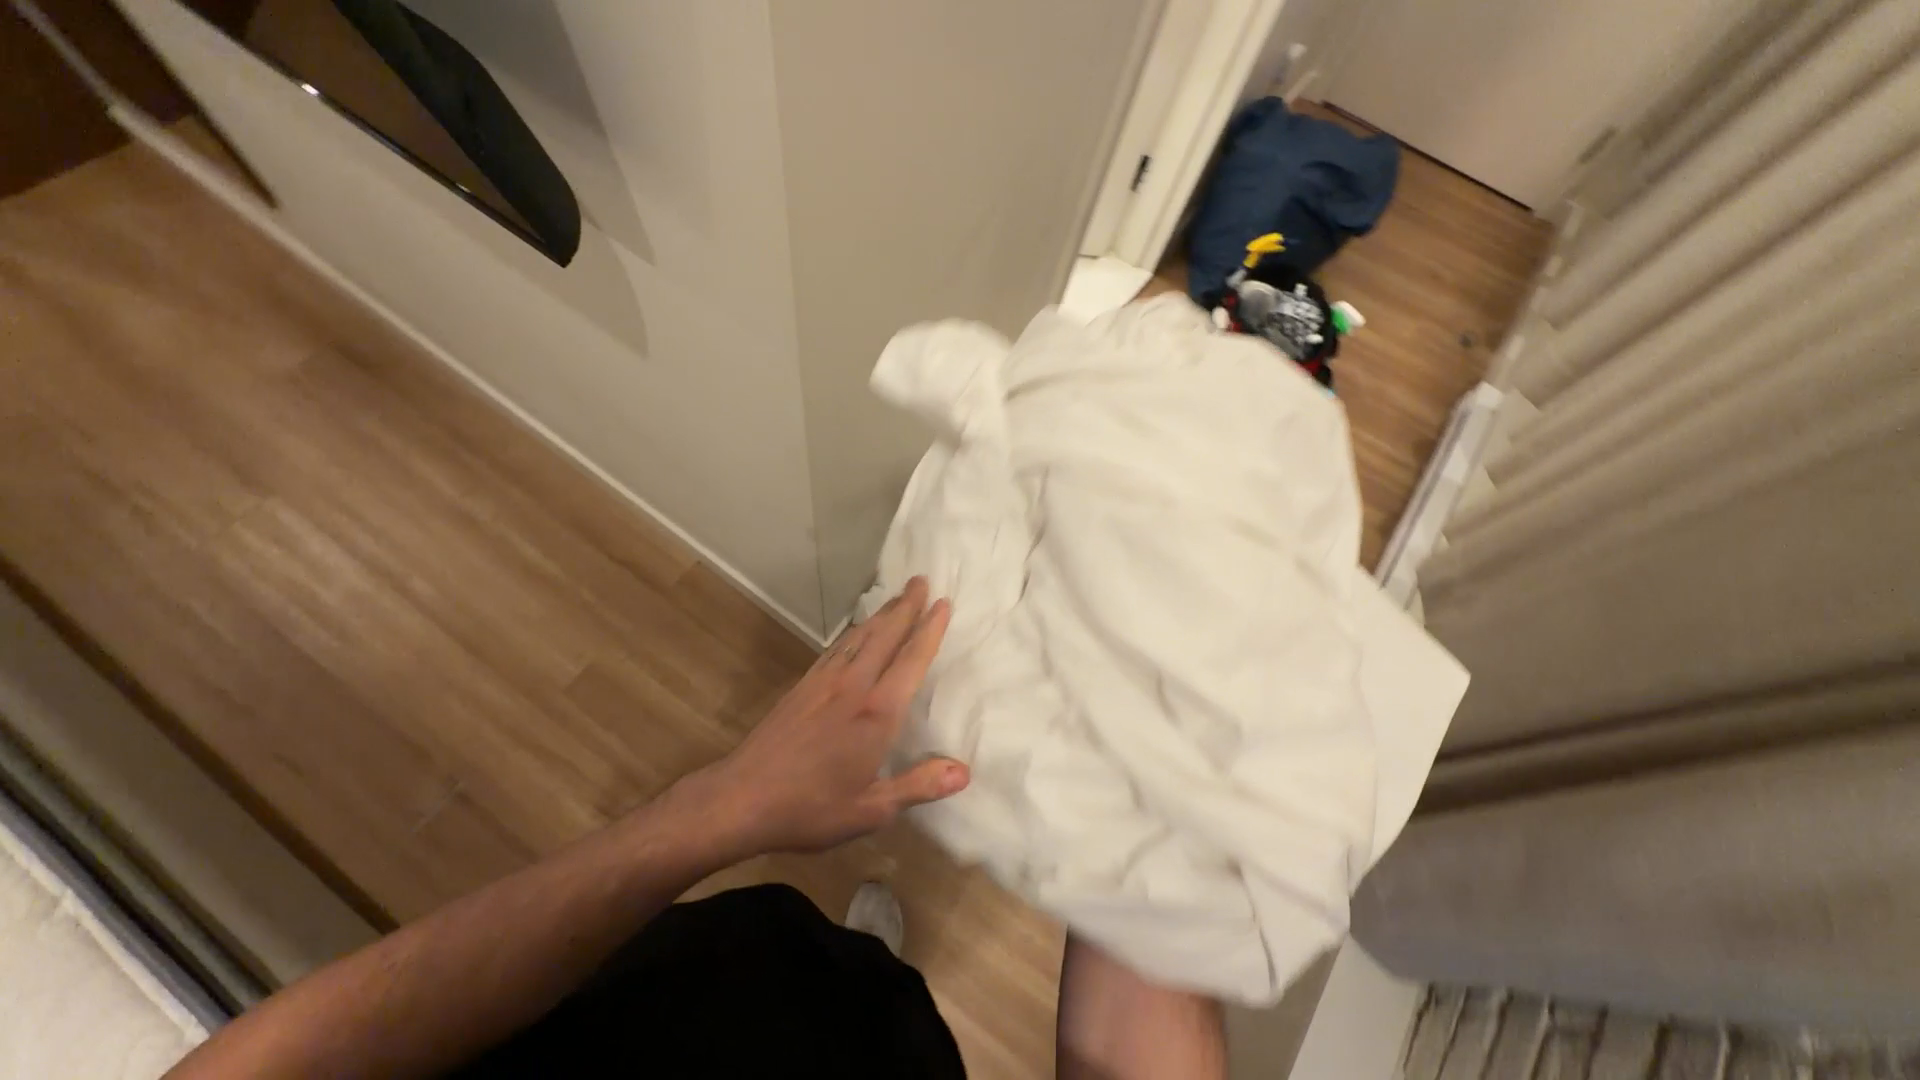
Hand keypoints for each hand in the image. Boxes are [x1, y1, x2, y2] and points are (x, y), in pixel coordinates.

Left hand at [683, 576, 968, 854]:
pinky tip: (856, 632)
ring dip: (881, 614)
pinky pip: (836, 649)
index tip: (943, 603)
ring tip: (898, 597)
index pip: (910, 661)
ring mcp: (823, 683)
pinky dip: (853, 633)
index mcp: (876, 714)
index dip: (929, 630)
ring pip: (859, 637)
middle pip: (884, 636)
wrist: (741, 798)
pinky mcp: (802, 688)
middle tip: (922, 580)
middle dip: (906, 607)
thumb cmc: (811, 808)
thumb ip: (918, 786)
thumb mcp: (871, 809)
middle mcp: (852, 687)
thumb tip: (964, 771)